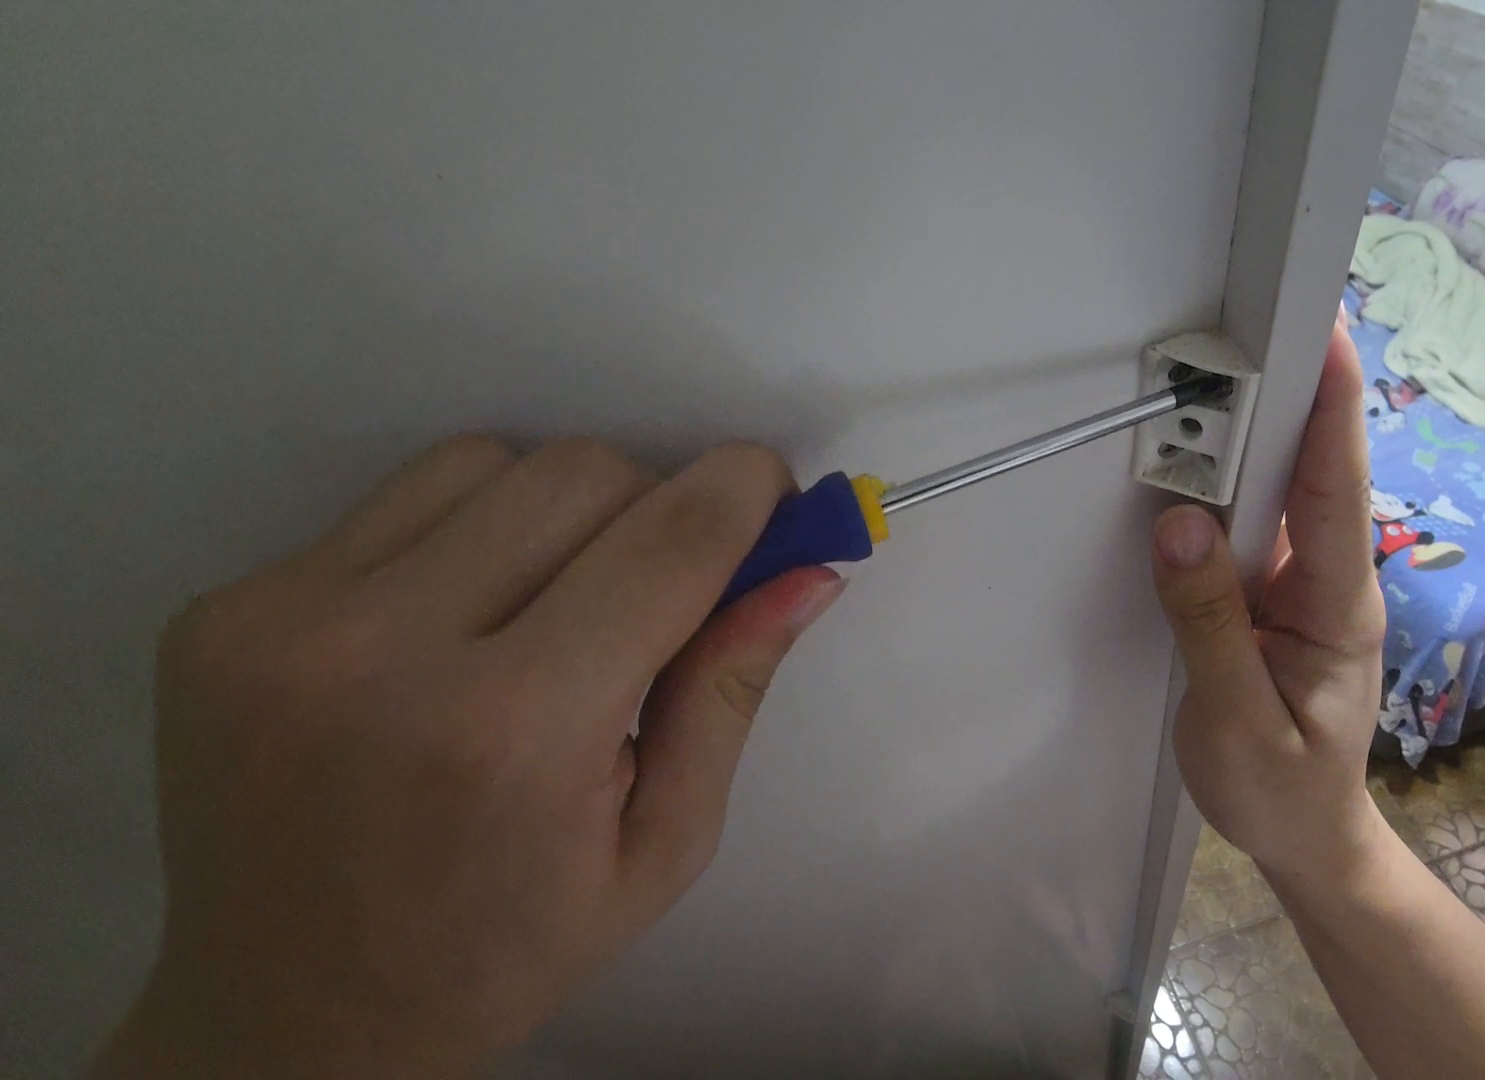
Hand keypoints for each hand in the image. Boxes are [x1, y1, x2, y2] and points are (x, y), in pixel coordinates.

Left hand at [95, 437, 844, 1077]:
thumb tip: (810, 572)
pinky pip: (407, 496)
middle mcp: (386, 654)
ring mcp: (286, 621)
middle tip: (670, 581)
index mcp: (517, 734)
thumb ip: (734, 690)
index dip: (745, 489)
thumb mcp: (666, 841)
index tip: (778, 489)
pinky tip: (475, 610)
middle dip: (659, 504)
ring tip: (564, 599)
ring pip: (495, 462)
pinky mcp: (227, 607)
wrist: (288, 1021)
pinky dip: (479, 524)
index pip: (669, 544)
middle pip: (584, 474)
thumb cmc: (513, 946)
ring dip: (567, 508)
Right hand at [1150, 318, 1388, 889]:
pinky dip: (1221, 485)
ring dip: (1246, 433)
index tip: (1318, 331)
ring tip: (1210, 376)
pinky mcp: (1268, 594)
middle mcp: (1326, 577)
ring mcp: (1298, 583)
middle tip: (1248, 326)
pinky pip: (1246, 526)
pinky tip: (1192, 461)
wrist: (1308, 834)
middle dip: (1285, 394)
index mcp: (1337, 602)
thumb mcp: (1239, 717)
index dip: (1330, 404)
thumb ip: (1209, 622)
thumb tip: (1177, 525)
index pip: (1337, 487)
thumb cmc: (1282, 788)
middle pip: (1311, 470)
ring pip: (1276, 494)